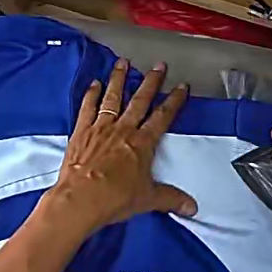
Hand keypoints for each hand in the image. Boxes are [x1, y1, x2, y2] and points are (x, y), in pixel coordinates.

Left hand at [36, 58, 194, 233]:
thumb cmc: (114, 198)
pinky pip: (87, 108)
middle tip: (158, 66)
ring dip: (119, 79)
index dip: (174, 100)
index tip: (181, 87)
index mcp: (143, 143)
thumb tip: (192, 208)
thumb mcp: (148, 199)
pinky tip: (94, 84)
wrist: (80, 201)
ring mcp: (101, 129)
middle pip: (140, 100)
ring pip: (113, 98)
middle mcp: (124, 130)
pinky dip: (91, 95)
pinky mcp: (81, 132)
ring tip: (123, 63)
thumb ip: (171, 199)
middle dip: (151, 82)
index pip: (163, 116)